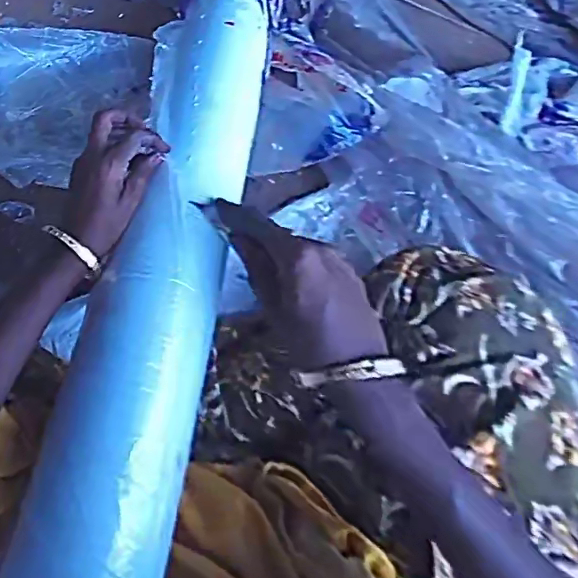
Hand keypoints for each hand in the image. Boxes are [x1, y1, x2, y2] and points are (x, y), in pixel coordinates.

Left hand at [63, 108, 167, 258]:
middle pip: (105, 118)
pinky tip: (127, 160)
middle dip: (127, 117)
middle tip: (145, 132)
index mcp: (108, 162)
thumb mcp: (130, 201)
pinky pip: (96, 145)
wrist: (76, 241)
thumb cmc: (106, 225)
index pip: (133, 136)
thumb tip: (156, 156)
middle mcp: (92, 154)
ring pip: (100, 130)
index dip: (152, 138)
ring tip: (140, 147)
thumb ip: (143, 173)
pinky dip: (112, 143)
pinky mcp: (79, 167)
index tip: (164, 149)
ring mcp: (83, 159)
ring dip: (120, 130)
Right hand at [216, 199, 386, 369]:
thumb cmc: (308, 342)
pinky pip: (315, 259)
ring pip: (298, 247)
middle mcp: (319, 247)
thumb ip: (256, 267)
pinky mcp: (349, 271)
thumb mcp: (273, 307)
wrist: (360, 370)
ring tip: (264, 268)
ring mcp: (338, 258)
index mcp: (296, 254)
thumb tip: (239, 238)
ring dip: (280, 252)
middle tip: (236, 242)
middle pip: (280, 235)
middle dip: (258, 237)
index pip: (259, 225)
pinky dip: (299, 262)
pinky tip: (293, 281)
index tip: (217, 207)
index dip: (236, 215)